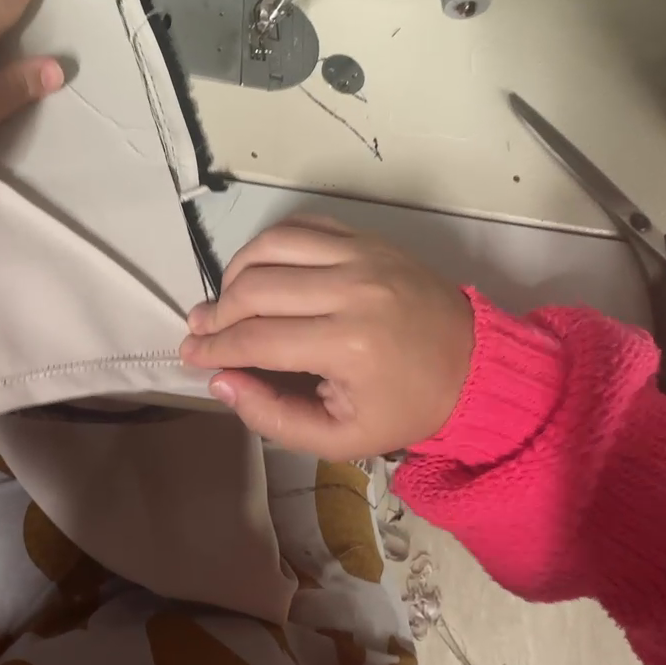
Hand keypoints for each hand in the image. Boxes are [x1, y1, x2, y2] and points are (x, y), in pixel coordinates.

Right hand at [179, 216, 475, 459]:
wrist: (475, 366)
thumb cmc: (404, 407)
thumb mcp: (340, 438)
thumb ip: (273, 416)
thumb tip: (220, 381)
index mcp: (349, 345)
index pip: (256, 339)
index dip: (214, 348)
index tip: (190, 355)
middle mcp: (352, 290)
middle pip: (254, 288)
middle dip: (216, 312)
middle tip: (200, 330)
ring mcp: (361, 255)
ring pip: (270, 247)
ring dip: (234, 272)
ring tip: (225, 299)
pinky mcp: (367, 239)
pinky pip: (300, 226)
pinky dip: (267, 244)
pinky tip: (258, 268)